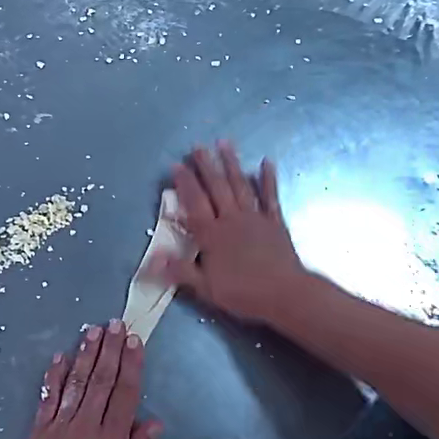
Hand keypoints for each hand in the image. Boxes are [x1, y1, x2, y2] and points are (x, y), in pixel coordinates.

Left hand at [9, 322, 161, 438]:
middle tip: (116, 323)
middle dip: (110, 349)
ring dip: (85, 353)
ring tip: (93, 330)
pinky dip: (54, 374)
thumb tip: (155, 420)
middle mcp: (86, 426)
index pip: (125, 393)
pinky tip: (60, 356)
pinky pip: (48, 396)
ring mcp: (60, 425)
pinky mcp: (39, 430)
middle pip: (101, 380)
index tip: (135, 341)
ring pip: (76, 381)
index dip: (131, 365)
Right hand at [150, 142, 322, 326]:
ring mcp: (254, 218)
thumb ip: (179, 270)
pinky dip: (268, 179)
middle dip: (206, 166)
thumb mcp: (206, 288)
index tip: (176, 165)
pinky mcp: (274, 223)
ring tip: (224, 143)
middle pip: (216, 188)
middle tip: (197, 146)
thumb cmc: (244, 293)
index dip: (184, 184)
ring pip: (240, 186)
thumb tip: (150, 260)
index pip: (194, 203)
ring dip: (231, 164)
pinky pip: (270, 197)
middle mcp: (231, 219)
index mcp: (212, 234)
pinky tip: (266, 162)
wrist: (288, 296)